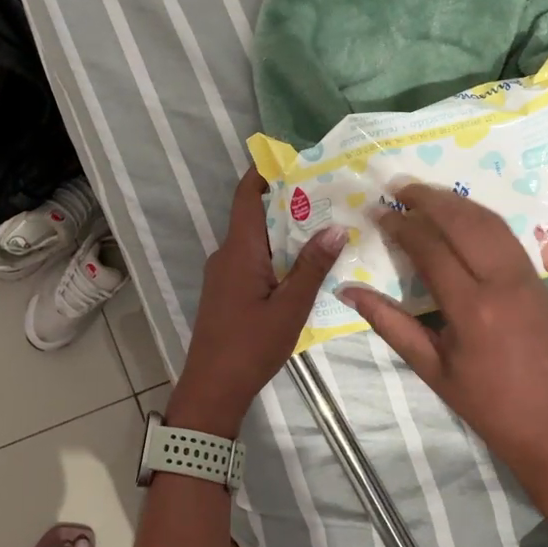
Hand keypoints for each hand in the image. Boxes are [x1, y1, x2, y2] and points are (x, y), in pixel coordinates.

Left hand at [168, 168, 345, 437]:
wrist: (212, 387)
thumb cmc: (250, 346)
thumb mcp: (290, 307)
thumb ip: (311, 267)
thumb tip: (335, 228)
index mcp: (238, 250)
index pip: (246, 197)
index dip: (263, 173)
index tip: (292, 158)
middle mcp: (226, 255)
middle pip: (255, 216)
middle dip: (287, 202)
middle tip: (327, 193)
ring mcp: (224, 274)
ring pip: (256, 240)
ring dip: (285, 231)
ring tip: (325, 225)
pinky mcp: (227, 292)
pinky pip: (253, 260)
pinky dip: (277, 254)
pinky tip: (305, 264)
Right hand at [339, 183, 547, 468]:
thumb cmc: (485, 403)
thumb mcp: (429, 368)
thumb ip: (388, 323)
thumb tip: (346, 291)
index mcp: (471, 308)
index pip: (430, 247)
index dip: (400, 225)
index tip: (375, 212)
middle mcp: (502, 282)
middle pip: (462, 222)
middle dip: (427, 199)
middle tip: (396, 187)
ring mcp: (526, 277)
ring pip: (488, 221)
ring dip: (454, 201)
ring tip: (422, 193)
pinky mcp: (538, 280)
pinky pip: (505, 235)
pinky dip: (478, 216)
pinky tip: (458, 214)